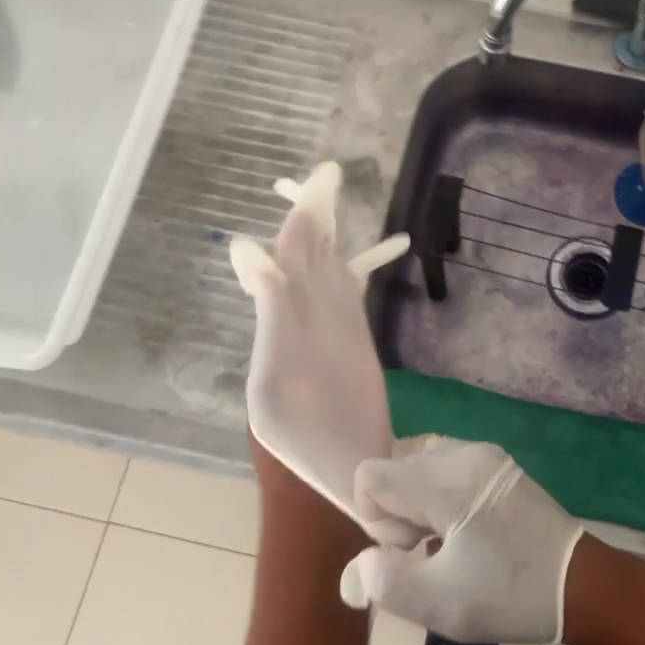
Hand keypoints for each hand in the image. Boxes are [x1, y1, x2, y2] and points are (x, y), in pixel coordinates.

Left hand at [230, 161, 417, 546]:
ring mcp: (331, 320)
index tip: (318, 179)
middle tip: (329, 171)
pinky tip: (396, 242)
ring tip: (339, 189)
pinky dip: (371, 260)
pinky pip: (358, 283)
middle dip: (315, 210)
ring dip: (333, 227)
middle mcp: (305, 312)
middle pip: (307, 249)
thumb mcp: (276, 379)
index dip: (301, 216)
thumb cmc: (304, 441)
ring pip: (330, 259)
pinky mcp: (353, 333)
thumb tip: (248, 250)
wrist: (341, 473)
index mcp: (282, 320)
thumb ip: (271, 315)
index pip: (288, 254)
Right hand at [339, 438, 585, 644]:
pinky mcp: (500, 462)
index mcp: (447, 483)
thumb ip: (384, 580)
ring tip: (444, 540)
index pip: (372, 473)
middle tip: (425, 550)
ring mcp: (485, 453)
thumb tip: (367, 558)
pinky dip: (439, 492)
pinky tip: (463, 529)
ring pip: (419, 462)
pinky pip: (446, 463)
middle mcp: (463, 454)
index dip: (373, 517)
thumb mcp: (437, 603)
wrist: (579, 583)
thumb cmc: (507, 595)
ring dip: (417, 500)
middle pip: (395, 466)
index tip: (405, 550)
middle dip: (395, 510)